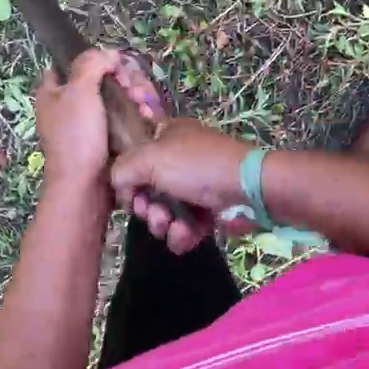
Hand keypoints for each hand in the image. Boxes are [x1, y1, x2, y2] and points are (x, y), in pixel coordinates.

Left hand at [33, 49, 154, 197]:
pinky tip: (146, 117)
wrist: (85, 190)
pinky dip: (134, 116)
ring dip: (133, 97)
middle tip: (135, 88)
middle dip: (122, 80)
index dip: (92, 59)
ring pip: (113, 98)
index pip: (69, 63)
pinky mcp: (104, 141)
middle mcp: (66, 107)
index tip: (114, 65)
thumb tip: (109, 54)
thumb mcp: (79, 90)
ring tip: (145, 105)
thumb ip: (92, 63)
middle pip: (98, 79)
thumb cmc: (77, 137)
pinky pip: (121, 119)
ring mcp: (86, 125)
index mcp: (51, 92)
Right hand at [111, 119, 251, 252]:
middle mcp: (177, 158)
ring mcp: (193, 185)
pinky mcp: (206, 210)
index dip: (127, 175)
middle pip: (145, 188)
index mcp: (165, 134)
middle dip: (146, 206)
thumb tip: (121, 190)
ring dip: (162, 223)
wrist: (248, 189)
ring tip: (172, 224)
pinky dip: (182, 234)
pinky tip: (188, 234)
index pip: (134, 153)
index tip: (129, 190)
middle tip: (153, 211)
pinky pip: (182, 227)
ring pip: (162, 211)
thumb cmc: (197, 166)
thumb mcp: (151, 157)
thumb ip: (122, 170)